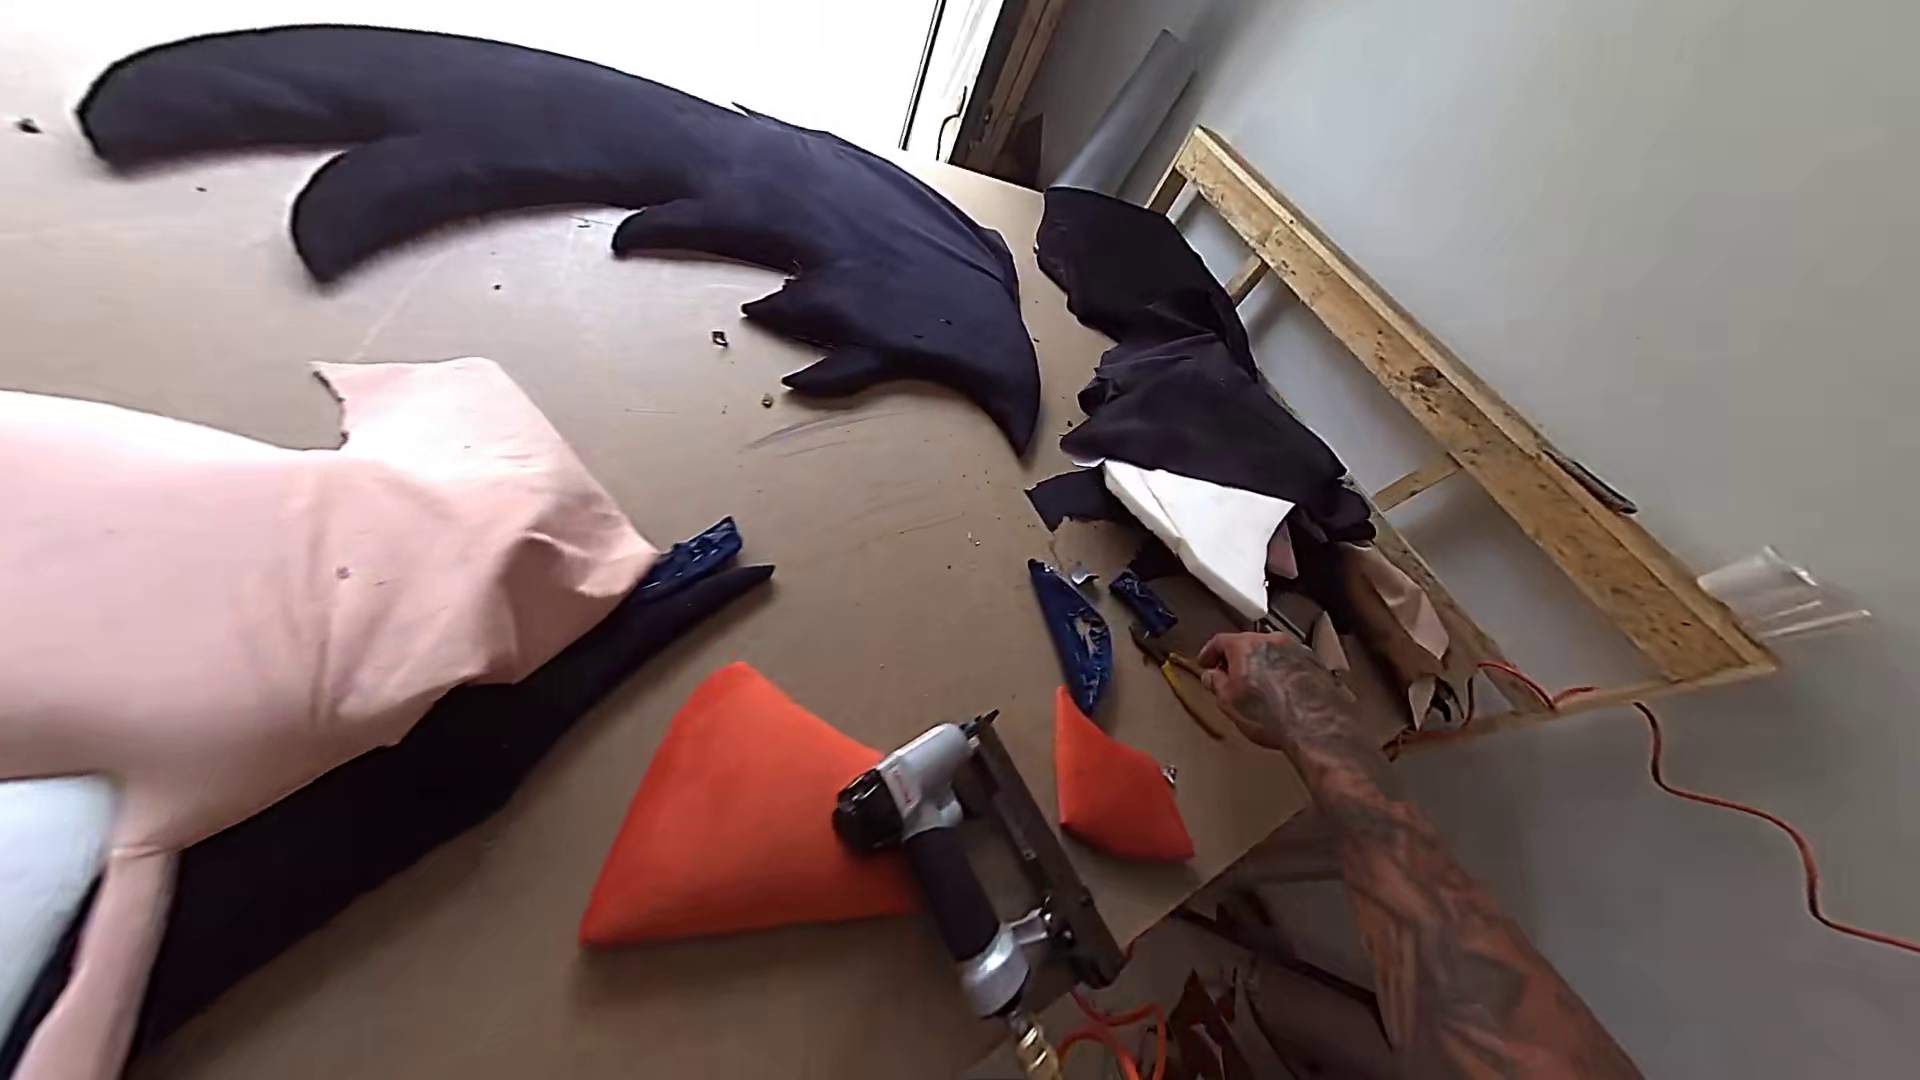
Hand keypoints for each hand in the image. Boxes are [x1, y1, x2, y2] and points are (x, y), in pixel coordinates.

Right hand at [1197, 632, 1352, 750]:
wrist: (1318, 727)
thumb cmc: (1269, 713)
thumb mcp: (1228, 701)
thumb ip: (1215, 683)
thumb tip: (1211, 676)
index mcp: (1245, 644)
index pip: (1220, 641)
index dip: (1209, 653)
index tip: (1206, 664)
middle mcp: (1272, 641)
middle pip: (1248, 644)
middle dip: (1237, 660)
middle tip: (1230, 677)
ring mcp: (1298, 651)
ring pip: (1272, 654)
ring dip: (1262, 666)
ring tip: (1259, 688)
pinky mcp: (1318, 666)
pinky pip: (1292, 665)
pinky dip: (1283, 674)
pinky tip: (1282, 694)